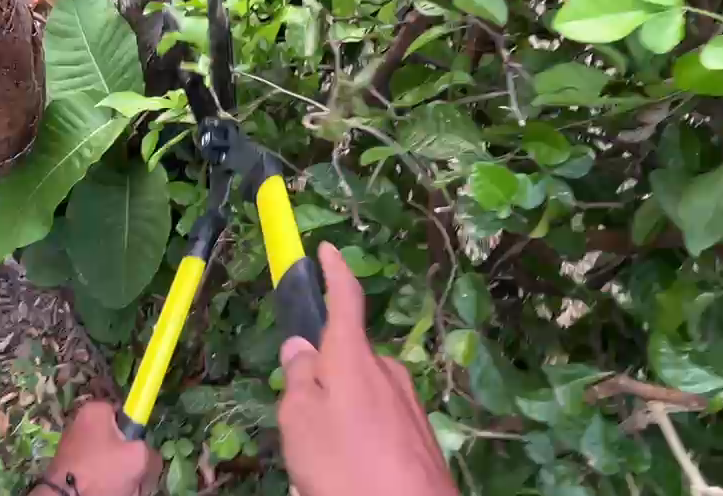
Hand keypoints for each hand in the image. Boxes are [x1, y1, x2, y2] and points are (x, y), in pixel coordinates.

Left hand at [42, 399, 160, 495]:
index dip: (135, 434)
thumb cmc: (101, 472)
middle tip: (132, 476)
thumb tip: (150, 456)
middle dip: (127, 459)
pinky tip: (108, 493)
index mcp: (95, 410)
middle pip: (116, 440)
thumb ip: (151, 452)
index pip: (124, 414)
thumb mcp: (138, 459)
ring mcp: (71, 446)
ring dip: (117, 475)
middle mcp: (80, 422)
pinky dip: (102, 484)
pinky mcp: (66, 469)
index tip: (138, 452)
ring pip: (106, 460)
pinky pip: (93, 473)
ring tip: (120, 489)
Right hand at [277, 243, 457, 495]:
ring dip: (341, 421)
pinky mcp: (423, 441)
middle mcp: (386, 371)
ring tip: (326, 468)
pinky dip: (362, 445)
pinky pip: (380, 428)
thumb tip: (301, 347)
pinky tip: (354, 479)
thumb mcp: (300, 421)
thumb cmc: (346, 467)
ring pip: (361, 400)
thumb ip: (298, 379)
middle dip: (324, 382)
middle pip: (346, 360)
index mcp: (354, 356)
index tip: (327, 249)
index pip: (345, 297)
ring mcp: (409, 406)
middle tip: (303, 426)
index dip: (334, 270)